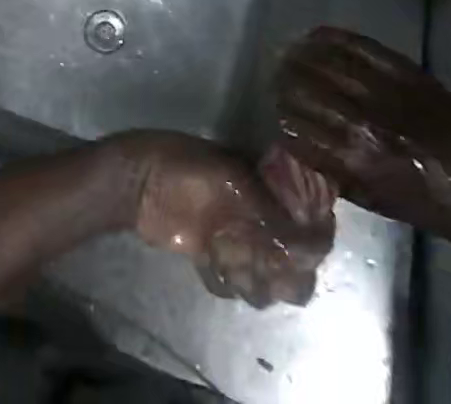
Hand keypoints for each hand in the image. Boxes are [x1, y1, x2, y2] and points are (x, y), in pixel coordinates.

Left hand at [104, 132, 331, 307]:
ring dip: (259, 280)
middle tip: (268, 265)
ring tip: (235, 265)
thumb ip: (268, 208)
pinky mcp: (209, 253)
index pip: (307, 216)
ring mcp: (233, 234)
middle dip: (289, 270)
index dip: (312, 237)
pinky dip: (226, 281)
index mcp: (265, 184)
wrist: (137, 183)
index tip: (306, 252)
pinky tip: (212, 266)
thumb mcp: (230, 179)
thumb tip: (309, 243)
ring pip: (265, 275)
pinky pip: (231, 280)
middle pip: (293, 256)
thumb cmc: (184, 168)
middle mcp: (256, 212)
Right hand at [275, 27, 450, 274]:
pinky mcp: (407, 74)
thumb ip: (326, 165)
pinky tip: (317, 37)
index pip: (295, 123)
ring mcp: (386, 94)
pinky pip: (361, 47)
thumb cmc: (421, 202)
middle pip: (305, 88)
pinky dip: (334, 38)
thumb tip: (292, 135)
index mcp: (351, 159)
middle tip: (277, 75)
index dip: (279, 112)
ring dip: (302, 55)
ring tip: (290, 53)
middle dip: (285, 80)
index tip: (274, 106)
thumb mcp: (366, 196)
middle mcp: (364, 124)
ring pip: (328, 63)